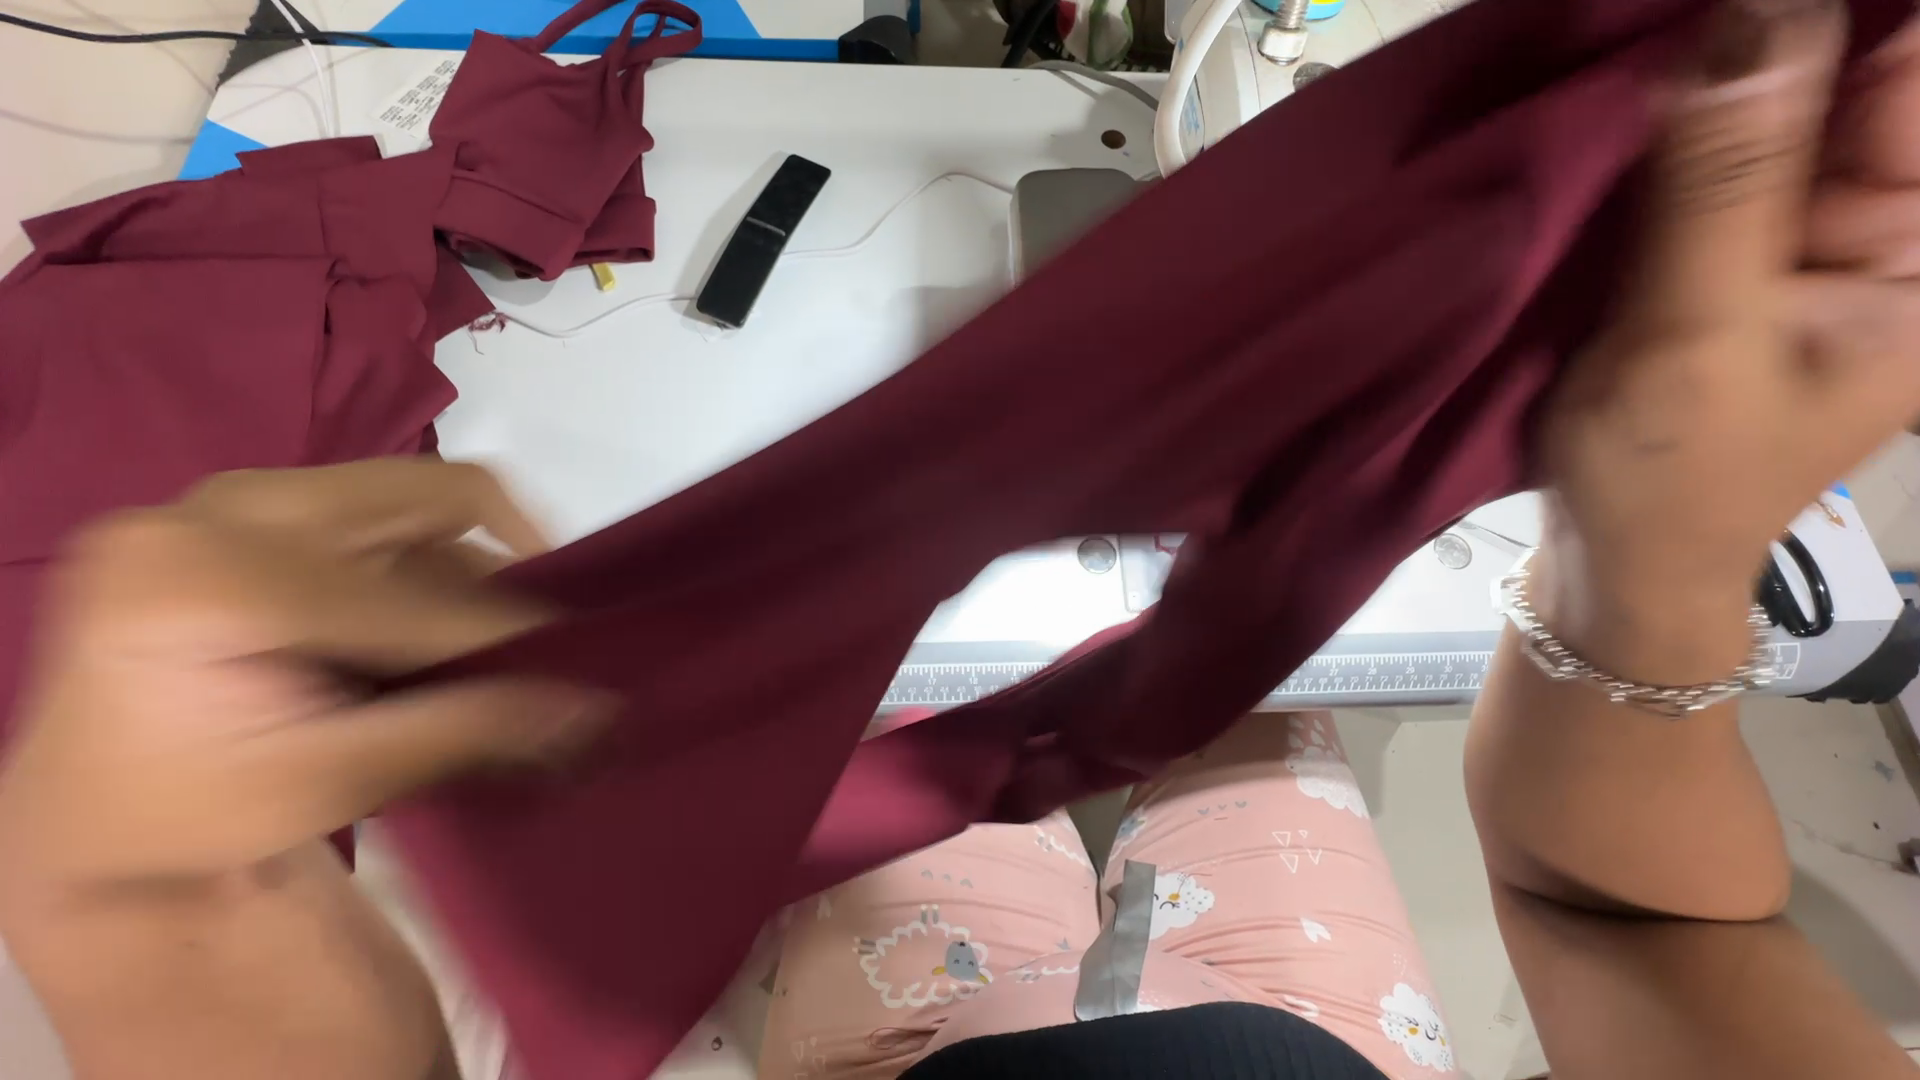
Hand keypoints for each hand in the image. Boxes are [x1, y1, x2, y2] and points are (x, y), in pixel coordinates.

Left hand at [0, 459, 607, 887]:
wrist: (91, 813)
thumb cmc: (191, 814)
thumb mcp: (332, 779)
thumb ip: (466, 731)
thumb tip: (594, 709)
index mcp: (211, 579)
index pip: (411, 594)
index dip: (503, 636)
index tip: (576, 669)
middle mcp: (225, 510)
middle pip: (432, 496)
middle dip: (509, 557)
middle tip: (552, 623)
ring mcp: (243, 502)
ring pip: (424, 500)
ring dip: (476, 569)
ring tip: (488, 647)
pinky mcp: (265, 513)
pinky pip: (399, 515)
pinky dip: (445, 569)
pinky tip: (438, 634)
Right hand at [1537, 0, 1919, 679]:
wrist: (1616, 556)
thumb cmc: (1666, 473)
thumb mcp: (1696, 335)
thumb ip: (1726, 187)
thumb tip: (1754, 14)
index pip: (1911, 77)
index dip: (1822, 29)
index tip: (1716, 23)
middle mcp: (1882, 228)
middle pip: (1842, 90)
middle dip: (1749, 59)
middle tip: (1650, 46)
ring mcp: (1798, 245)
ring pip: (1766, 126)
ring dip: (1696, 104)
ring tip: (1624, 82)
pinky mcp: (1724, 264)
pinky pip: (1706, 178)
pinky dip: (1661, 153)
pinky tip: (1616, 139)